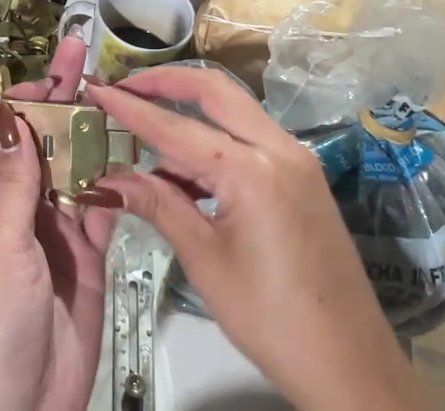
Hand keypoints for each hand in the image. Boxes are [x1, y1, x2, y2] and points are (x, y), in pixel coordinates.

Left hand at [0, 35, 117, 410]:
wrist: (22, 402)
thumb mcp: (1, 243)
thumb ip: (15, 182)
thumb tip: (13, 116)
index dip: (19, 98)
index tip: (48, 72)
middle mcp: (21, 207)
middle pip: (41, 141)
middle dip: (58, 98)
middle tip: (82, 54)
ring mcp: (56, 230)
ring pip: (76, 169)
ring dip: (92, 131)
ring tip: (115, 92)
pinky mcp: (88, 256)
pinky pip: (103, 209)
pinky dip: (117, 182)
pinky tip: (133, 154)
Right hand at [86, 66, 433, 410]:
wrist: (350, 364)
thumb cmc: (270, 318)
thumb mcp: (204, 259)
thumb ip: (157, 205)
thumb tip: (107, 180)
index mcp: (251, 170)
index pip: (174, 127)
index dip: (129, 107)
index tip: (95, 87)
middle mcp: (279, 149)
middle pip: (213, 91)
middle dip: (165, 81)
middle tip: (123, 86)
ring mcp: (297, 160)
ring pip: (235, 110)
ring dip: (190, 108)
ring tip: (143, 125)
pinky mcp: (304, 177)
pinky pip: (251, 136)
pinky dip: (215, 136)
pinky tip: (184, 165)